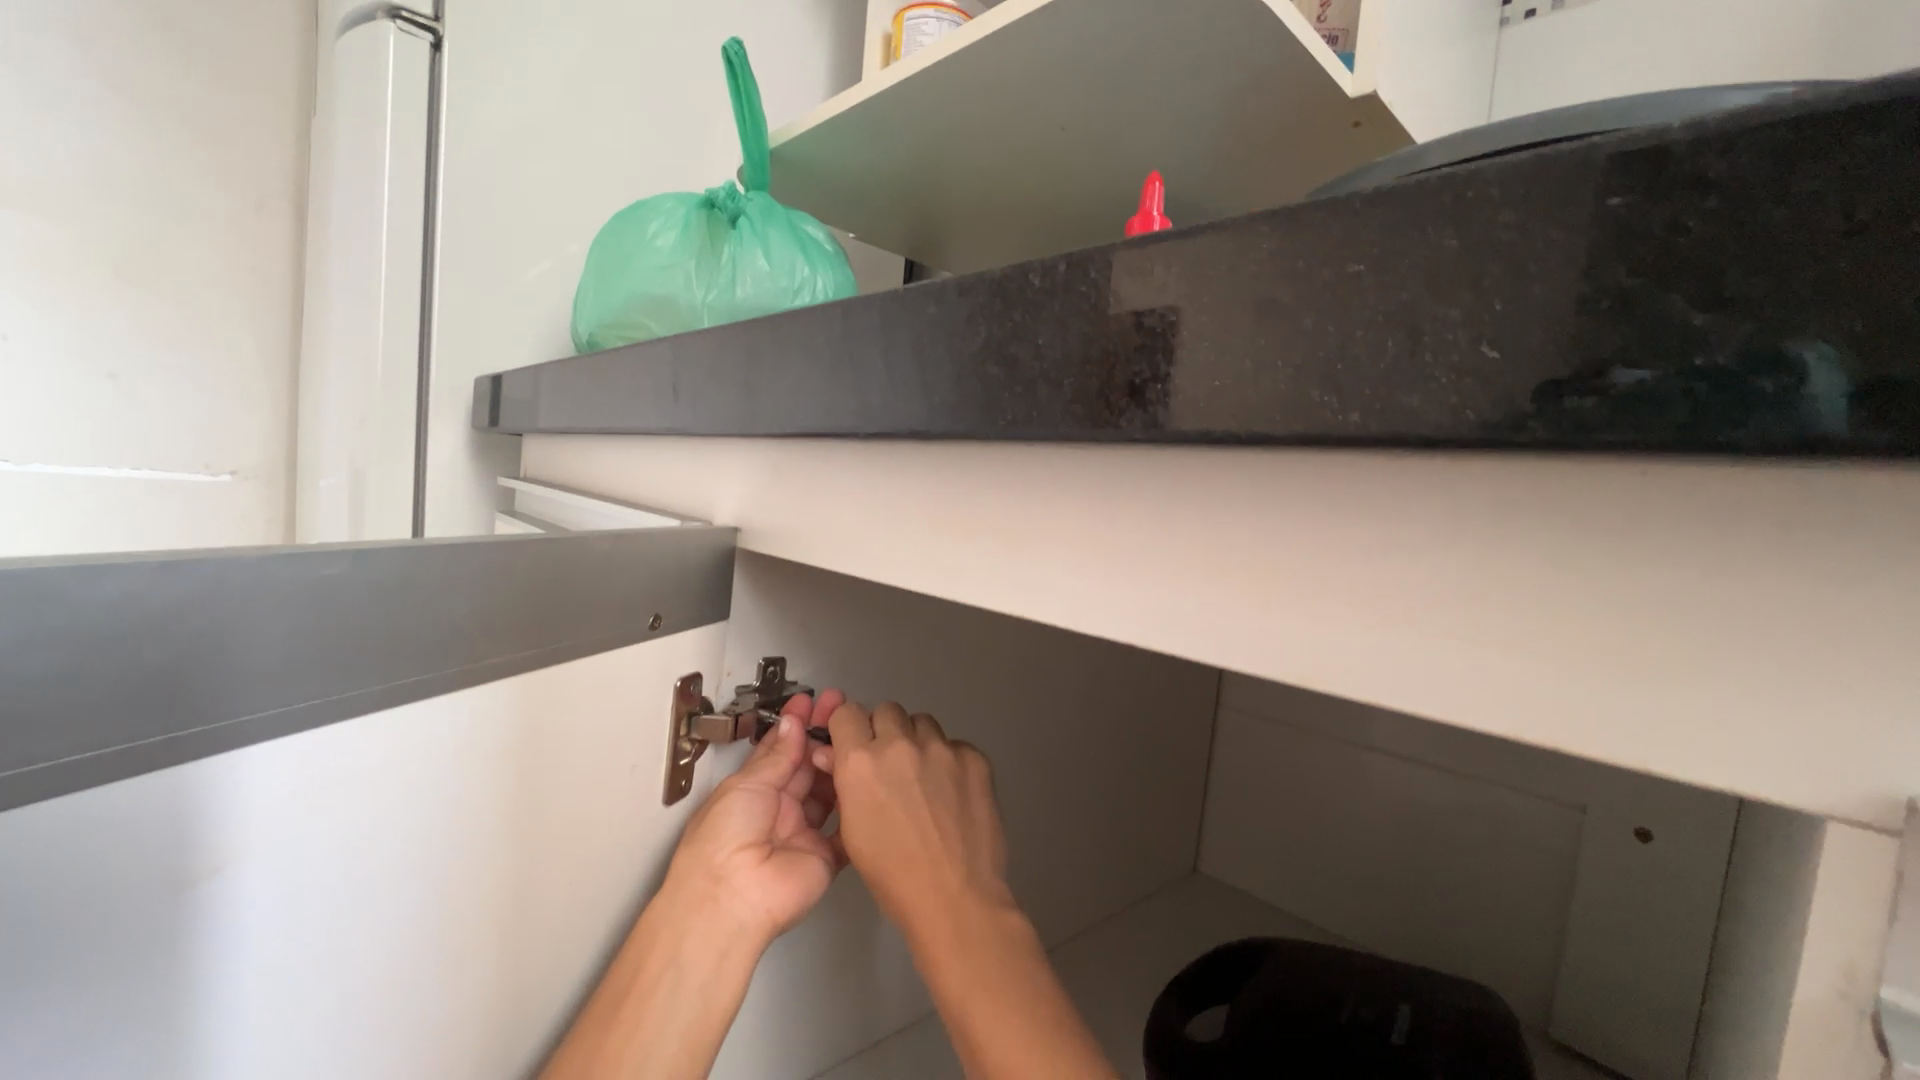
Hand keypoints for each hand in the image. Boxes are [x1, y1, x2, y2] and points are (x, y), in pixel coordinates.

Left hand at [658, 689, 846, 947]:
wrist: (730, 899)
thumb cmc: (719, 845)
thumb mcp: (746, 785)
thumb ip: (777, 755)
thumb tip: (791, 724)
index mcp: (752, 792)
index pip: (781, 750)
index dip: (798, 724)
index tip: (812, 702)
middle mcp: (778, 811)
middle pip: (808, 768)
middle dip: (824, 738)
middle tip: (842, 711)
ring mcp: (802, 834)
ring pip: (830, 793)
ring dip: (842, 767)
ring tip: (857, 738)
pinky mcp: (824, 857)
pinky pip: (847, 832)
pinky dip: (858, 811)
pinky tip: (869, 784)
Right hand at [820, 702, 1012, 939]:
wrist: (955, 897)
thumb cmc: (892, 874)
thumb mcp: (852, 830)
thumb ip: (844, 782)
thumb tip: (832, 754)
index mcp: (861, 761)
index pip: (847, 713)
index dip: (850, 728)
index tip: (855, 745)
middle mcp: (900, 744)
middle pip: (887, 711)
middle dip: (885, 732)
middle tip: (891, 765)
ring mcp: (942, 748)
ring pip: (923, 723)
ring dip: (917, 742)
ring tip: (924, 779)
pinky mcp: (975, 758)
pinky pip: (955, 745)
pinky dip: (950, 761)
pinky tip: (953, 794)